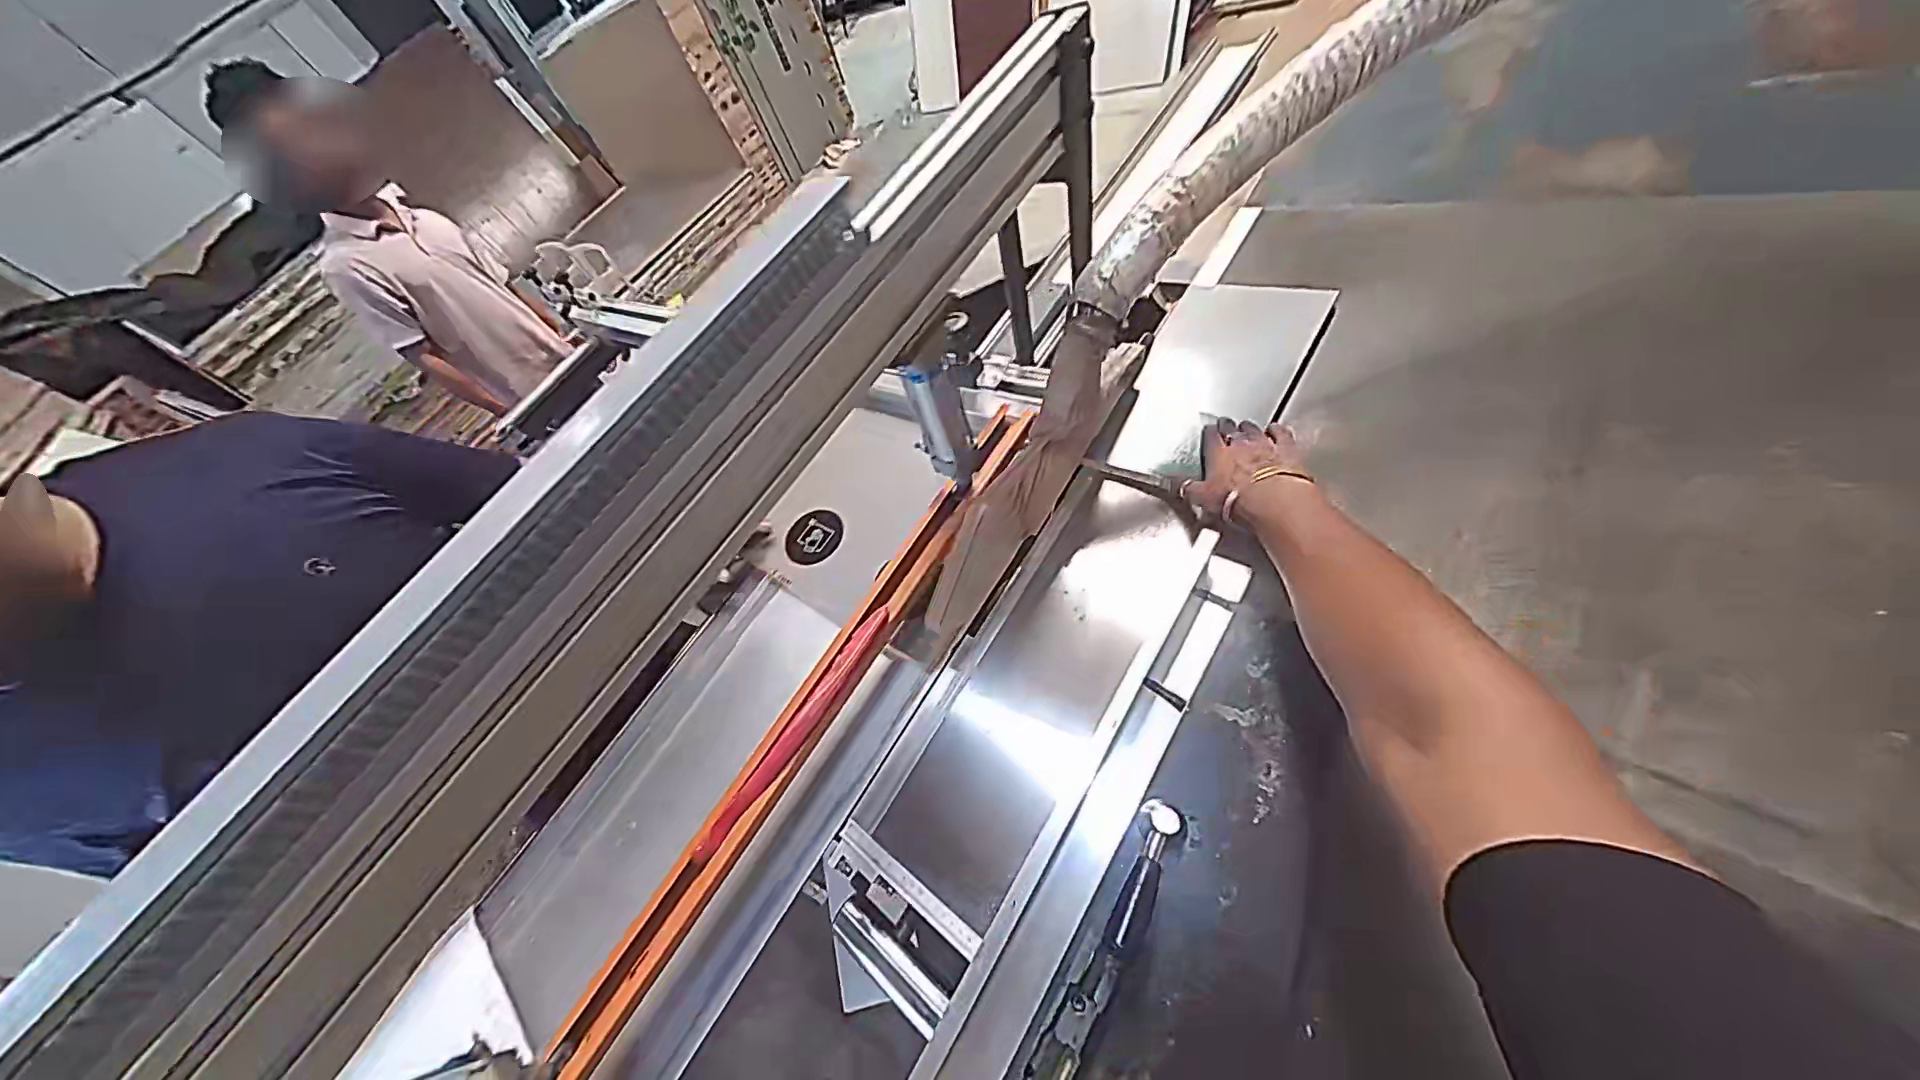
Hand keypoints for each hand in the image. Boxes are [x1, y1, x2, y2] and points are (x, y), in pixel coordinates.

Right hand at [1182, 417, 1312, 522]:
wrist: (1272, 500)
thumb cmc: (1236, 499)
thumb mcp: (1203, 498)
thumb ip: (1188, 488)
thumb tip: (1174, 486)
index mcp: (1218, 453)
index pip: (1211, 436)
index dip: (1209, 433)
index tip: (1209, 432)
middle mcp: (1240, 443)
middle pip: (1232, 428)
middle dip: (1228, 426)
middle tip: (1226, 425)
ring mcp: (1264, 443)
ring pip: (1255, 428)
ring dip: (1251, 427)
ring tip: (1248, 427)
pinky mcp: (1287, 448)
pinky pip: (1281, 433)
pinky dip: (1278, 430)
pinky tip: (1277, 429)